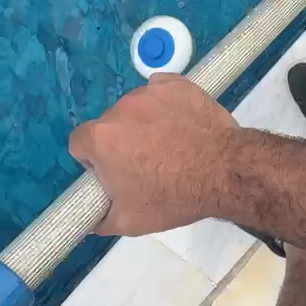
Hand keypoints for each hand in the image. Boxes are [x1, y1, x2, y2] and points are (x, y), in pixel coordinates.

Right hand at [68, 74, 241, 235]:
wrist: (225, 171)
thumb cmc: (173, 196)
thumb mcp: (128, 222)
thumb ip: (101, 218)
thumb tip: (94, 218)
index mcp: (101, 138)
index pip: (80, 143)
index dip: (94, 159)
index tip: (113, 170)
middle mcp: (121, 108)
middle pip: (110, 124)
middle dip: (121, 140)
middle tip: (146, 161)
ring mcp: (152, 91)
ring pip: (137, 107)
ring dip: (145, 121)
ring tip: (170, 142)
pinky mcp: (179, 83)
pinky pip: (162, 89)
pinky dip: (167, 103)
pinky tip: (181, 120)